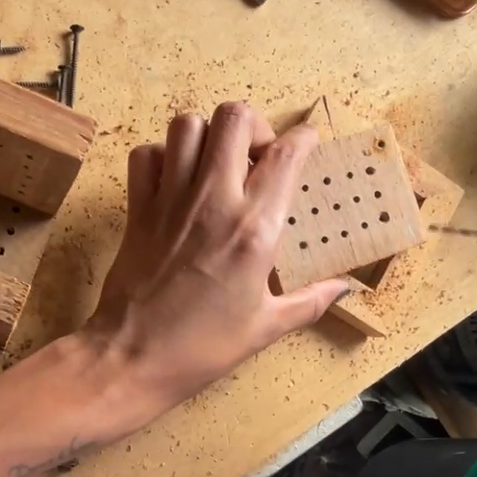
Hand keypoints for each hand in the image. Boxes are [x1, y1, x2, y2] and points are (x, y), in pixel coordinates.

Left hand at [80, 103, 352, 411]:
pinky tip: (174, 182)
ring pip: (186, 125)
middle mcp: (213, 202)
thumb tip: (345, 289)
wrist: (131, 358)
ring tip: (214, 164)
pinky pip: (145, 156)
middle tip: (255, 156)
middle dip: (253, 126)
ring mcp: (170, 201)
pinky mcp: (136, 210)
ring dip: (206, 136)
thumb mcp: (266, 328)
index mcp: (254, 230)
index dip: (304, 138)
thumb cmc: (202, 348)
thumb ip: (310, 301)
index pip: (287, 154)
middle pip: (234, 117)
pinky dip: (160, 158)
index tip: (307, 143)